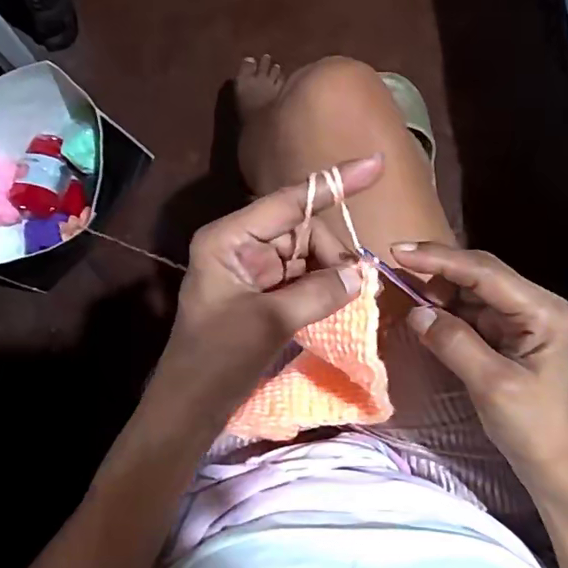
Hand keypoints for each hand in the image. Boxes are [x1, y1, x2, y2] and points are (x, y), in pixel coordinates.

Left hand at [164, 154, 382, 391]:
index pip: (288, 201)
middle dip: (332, 251)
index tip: (376, 163)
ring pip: (306, 254)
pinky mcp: (260, 293)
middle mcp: (239, 244)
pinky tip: (339, 300)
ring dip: (331, 270)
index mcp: (229, 238)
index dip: (334, 183)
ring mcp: (250, 269)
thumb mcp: (270, 321)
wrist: (191, 404)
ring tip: (350, 296)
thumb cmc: (218, 358)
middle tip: (356, 283)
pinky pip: (301, 277)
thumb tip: (360, 274)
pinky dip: (322, 286)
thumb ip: (319, 291)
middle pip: (302, 228)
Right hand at [392, 243, 567, 505]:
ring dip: (436, 289)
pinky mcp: (504, 333)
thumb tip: (416, 312)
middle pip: (478, 272)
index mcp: (542, 311)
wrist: (552, 462)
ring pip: (469, 289)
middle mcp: (534, 304)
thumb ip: (454, 343)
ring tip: (402, 293)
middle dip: (436, 269)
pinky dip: (442, 309)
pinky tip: (421, 312)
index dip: (440, 259)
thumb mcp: (491, 384)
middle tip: (392, 266)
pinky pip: (467, 310)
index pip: (485, 273)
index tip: (398, 251)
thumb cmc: (531, 424)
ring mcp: (519, 318)